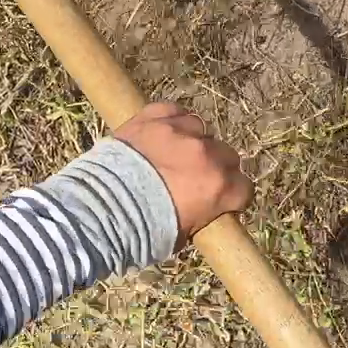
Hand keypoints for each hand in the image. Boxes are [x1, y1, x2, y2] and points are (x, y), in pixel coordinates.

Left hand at [114, 102, 251, 245]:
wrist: (103, 210)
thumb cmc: (143, 232)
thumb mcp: (181, 236)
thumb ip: (201, 216)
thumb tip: (202, 209)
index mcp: (218, 187)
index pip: (244, 188)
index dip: (233, 197)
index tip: (222, 202)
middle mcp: (206, 155)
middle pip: (227, 156)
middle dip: (217, 169)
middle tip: (196, 180)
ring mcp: (180, 132)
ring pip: (202, 131)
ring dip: (195, 143)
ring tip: (176, 156)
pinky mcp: (155, 117)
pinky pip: (176, 111)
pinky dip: (174, 122)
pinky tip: (164, 135)